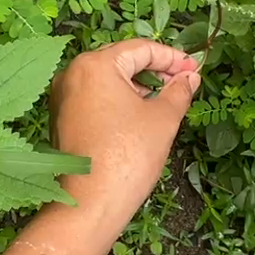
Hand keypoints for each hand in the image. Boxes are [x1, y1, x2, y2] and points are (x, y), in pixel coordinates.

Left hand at [46, 39, 199, 240]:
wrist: (89, 205)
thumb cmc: (128, 157)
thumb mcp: (163, 119)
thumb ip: (178, 90)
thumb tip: (190, 77)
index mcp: (95, 65)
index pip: (140, 49)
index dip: (172, 57)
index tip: (193, 67)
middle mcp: (72, 74)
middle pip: (121, 60)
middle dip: (154, 69)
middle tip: (182, 79)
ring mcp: (62, 97)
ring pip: (107, 80)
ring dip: (137, 85)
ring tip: (165, 99)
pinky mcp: (61, 119)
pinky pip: (94, 98)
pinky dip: (118, 100)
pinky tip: (139, 115)